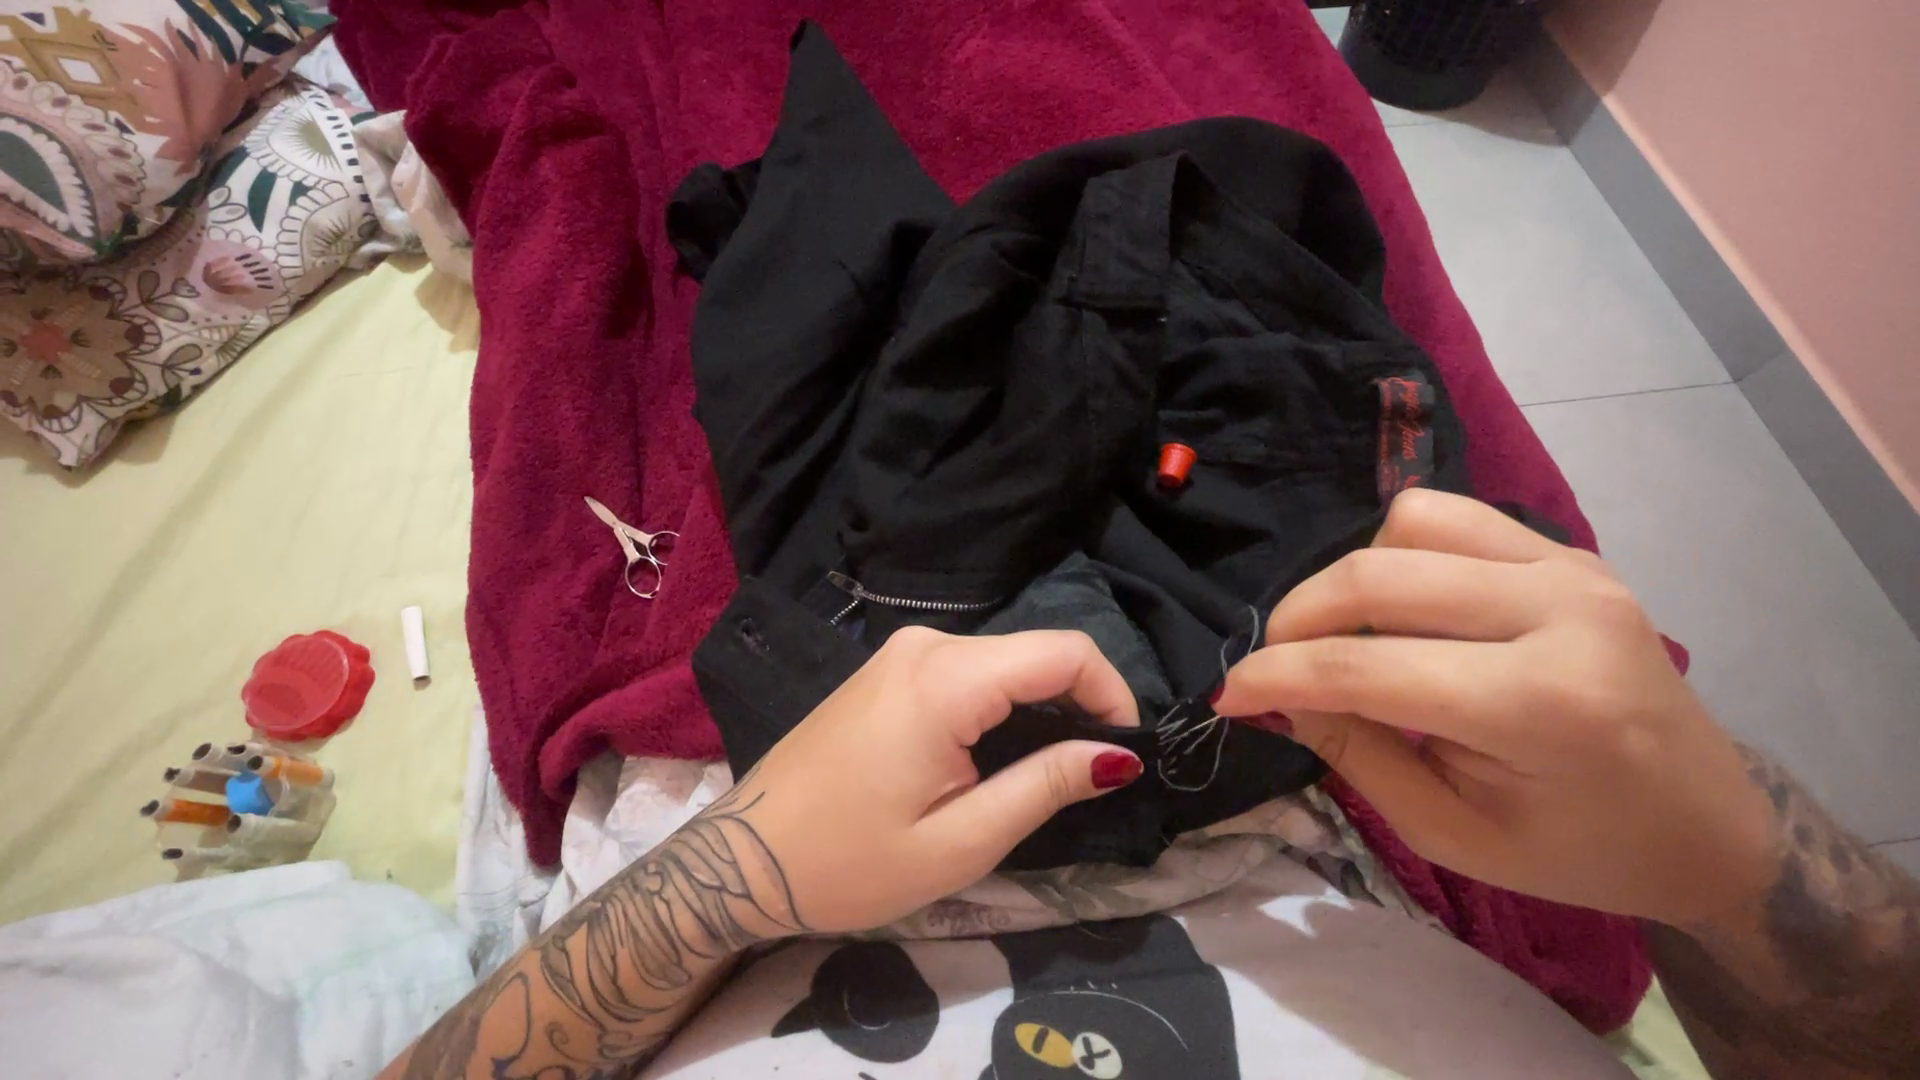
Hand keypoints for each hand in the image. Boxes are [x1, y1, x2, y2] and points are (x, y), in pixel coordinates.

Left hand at [716, 626, 1143, 936]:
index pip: (1064, 651)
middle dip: (1080, 702)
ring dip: (1042, 705)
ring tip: (1049, 771)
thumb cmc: (851, 862)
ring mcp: (902, 651)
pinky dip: (1003, 703)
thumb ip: (1045, 785)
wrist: (747, 856)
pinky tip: (999, 752)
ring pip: (1005, 661)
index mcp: (944, 678)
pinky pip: (970, 670)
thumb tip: (1118, 755)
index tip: (1125, 752)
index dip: (1113, 693)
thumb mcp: (961, 840)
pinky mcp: (890, 668)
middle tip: (1092, 772)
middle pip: (1035, 652)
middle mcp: (926, 644)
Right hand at [1214, 489, 1776, 925]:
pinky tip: (1400, 605)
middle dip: (1294, 622)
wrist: (1712, 824)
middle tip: (1274, 668)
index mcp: (1541, 705)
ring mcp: (1570, 567)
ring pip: (1404, 526)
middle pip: (1372, 578)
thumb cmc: (1578, 850)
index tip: (1226, 698)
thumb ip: (1353, 753)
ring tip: (1348, 635)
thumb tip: (1273, 696)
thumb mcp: (1449, 833)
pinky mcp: (1567, 551)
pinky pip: (1446, 516)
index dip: (1273, 678)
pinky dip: (1395, 552)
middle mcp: (1559, 611)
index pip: (1363, 668)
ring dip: (1348, 581)